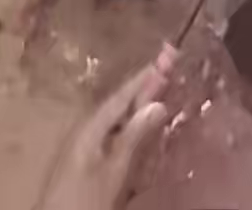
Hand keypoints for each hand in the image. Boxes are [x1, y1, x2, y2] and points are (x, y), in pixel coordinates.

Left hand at [35, 46, 176, 209]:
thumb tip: (158, 103)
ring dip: (140, 112)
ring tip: (161, 95)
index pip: (123, 94)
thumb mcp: (112, 171)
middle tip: (168, 71)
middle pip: (122, 105)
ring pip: (120, 123)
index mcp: (91, 124)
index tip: (166, 56)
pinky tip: (144, 134)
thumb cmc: (83, 201)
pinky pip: (115, 140)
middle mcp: (88, 129)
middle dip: (145, 90)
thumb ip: (133, 137)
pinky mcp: (88, 165)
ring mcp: (86, 147)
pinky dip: (132, 135)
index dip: (145, 77)